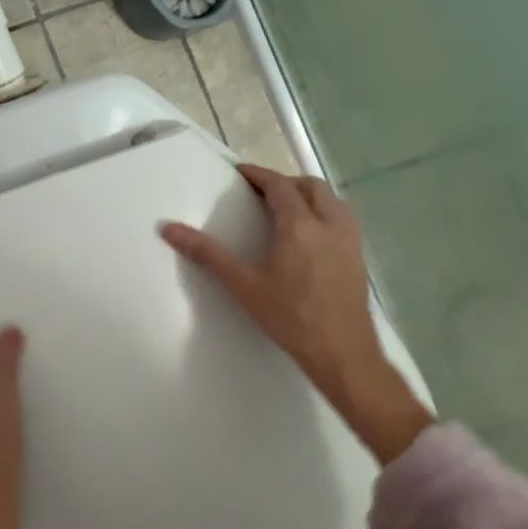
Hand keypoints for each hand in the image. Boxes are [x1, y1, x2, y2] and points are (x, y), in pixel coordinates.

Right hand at [160, 164, 432, 464]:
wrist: (343, 355)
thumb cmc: (291, 317)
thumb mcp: (243, 285)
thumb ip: (207, 253)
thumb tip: (168, 228)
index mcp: (300, 227)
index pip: (280, 186)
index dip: (259, 174)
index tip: (240, 173)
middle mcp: (330, 227)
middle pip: (312, 187)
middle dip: (286, 182)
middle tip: (260, 192)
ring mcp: (350, 243)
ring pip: (333, 202)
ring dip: (308, 196)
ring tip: (284, 209)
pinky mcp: (359, 260)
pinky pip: (342, 220)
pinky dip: (323, 213)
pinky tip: (308, 236)